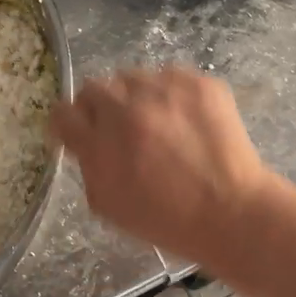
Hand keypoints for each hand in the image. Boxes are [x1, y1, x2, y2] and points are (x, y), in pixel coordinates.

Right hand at [50, 68, 279, 263]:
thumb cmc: (167, 220)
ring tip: (155, 122)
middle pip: (95, 87)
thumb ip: (87, 165)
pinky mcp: (198, 82)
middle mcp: (128, 108)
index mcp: (101, 142)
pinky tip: (184, 120)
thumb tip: (81, 140)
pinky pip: (170, 77)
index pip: (63, 112)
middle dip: (101, 107)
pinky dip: (170, 95)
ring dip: (135, 96)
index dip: (69, 123)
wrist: (232, 213)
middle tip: (120, 127)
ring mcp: (165, 90)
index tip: (78, 131)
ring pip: (133, 77)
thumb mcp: (108, 205)